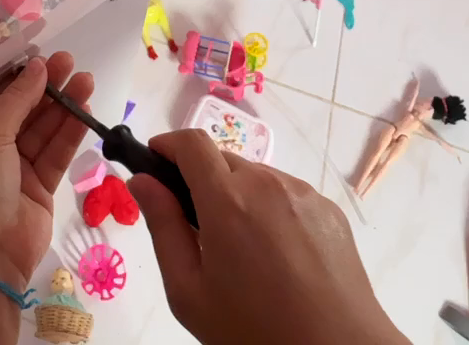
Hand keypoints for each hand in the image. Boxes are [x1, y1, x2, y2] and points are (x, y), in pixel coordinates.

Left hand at [0, 52, 93, 288]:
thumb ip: (16, 100)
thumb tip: (37, 67)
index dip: (20, 77)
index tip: (44, 56)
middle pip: (23, 110)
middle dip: (46, 87)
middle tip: (70, 61)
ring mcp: (16, 170)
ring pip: (44, 129)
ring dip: (64, 106)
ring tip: (86, 79)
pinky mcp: (40, 188)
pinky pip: (56, 153)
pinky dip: (70, 132)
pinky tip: (86, 110)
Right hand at [129, 129, 409, 344]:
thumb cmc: (254, 331)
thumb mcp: (190, 292)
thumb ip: (162, 227)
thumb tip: (141, 181)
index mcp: (227, 199)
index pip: (191, 142)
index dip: (168, 144)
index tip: (154, 160)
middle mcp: (265, 182)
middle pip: (220, 159)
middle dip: (201, 180)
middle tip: (198, 229)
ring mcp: (301, 191)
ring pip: (253, 175)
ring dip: (237, 194)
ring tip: (244, 249)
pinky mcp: (327, 206)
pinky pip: (285, 191)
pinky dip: (269, 207)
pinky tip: (278, 254)